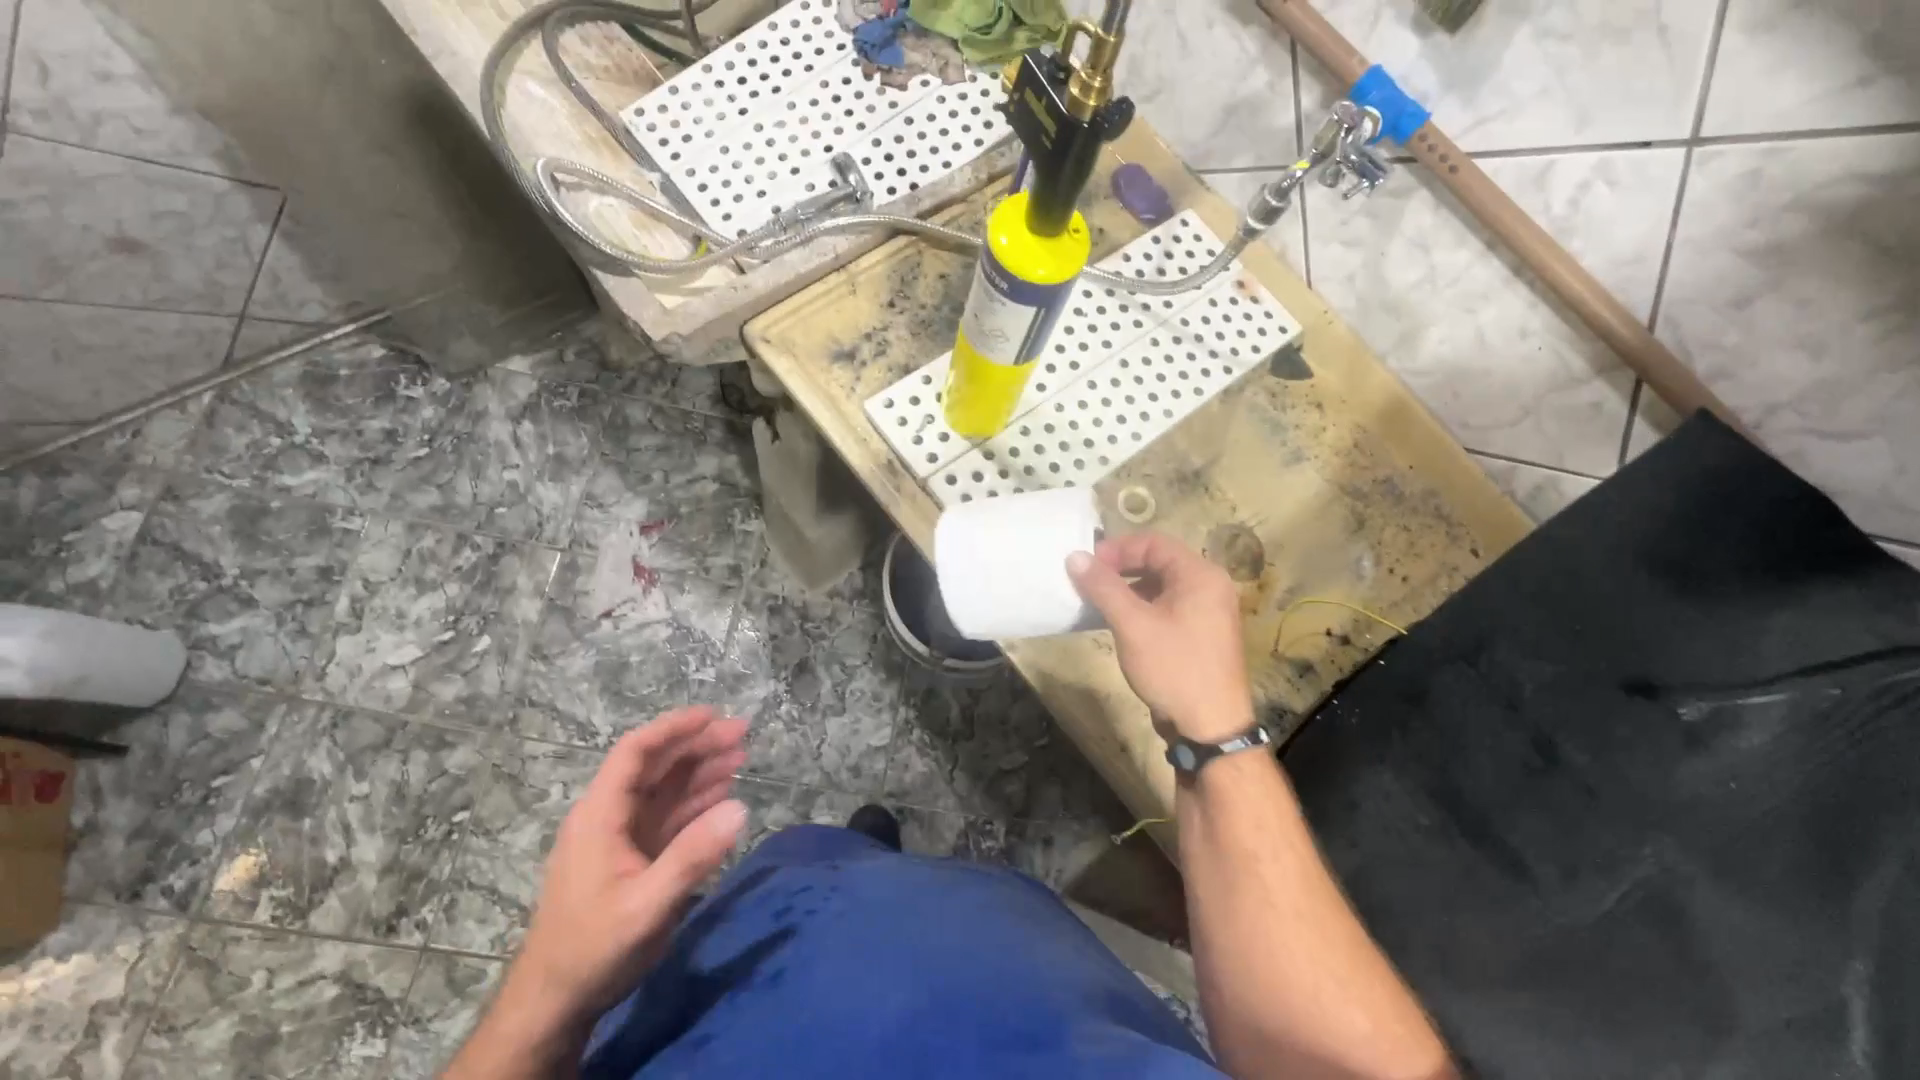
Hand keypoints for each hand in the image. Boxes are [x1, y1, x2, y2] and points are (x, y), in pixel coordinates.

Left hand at [506, 706, 749, 1022]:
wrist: (555, 1001)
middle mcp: (606, 818)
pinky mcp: (629, 860)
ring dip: (699, 771)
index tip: (713, 715)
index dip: (673, 728)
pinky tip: (722, 796)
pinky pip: (665, 819)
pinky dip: (694, 803)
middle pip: (654, 767)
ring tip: (741, 756)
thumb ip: (693, 855)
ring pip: (662, 791)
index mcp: (599, 816)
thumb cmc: (594, 948)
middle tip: (743, 734)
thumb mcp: (648, 904)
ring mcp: (618, 839)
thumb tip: (742, 807)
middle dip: (696, 745)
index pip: (635, 753)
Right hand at [1066, 532, 1253, 741]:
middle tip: (1089, 583)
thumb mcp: (1133, 625)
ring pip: (1161, 587)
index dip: (1117, 549)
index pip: (1154, 543)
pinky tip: (1118, 625)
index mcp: (1201, 575)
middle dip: (1120, 569)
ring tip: (1098, 604)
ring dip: (1128, 590)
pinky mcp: (1200, 635)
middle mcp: (1209, 587)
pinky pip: (1167, 608)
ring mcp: (1208, 612)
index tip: (1087, 565)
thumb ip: (1103, 587)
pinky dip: (1142, 609)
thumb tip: (1075, 556)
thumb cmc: (1174, 667)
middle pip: (1159, 562)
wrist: (1210, 726)